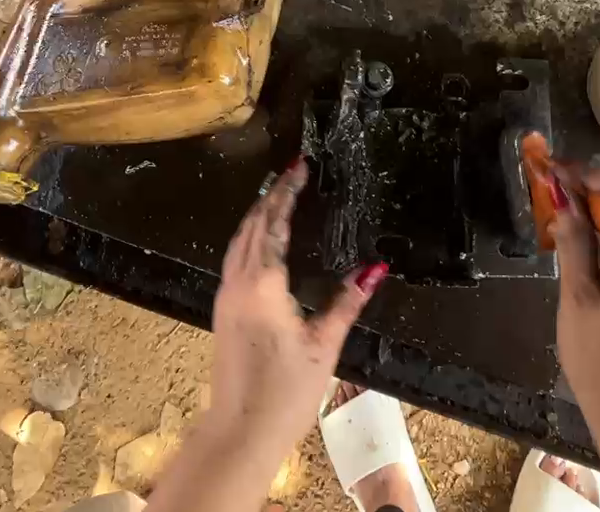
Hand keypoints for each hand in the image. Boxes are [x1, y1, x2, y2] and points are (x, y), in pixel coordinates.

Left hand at [210, 159, 387, 451]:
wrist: (240, 432)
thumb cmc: (286, 391)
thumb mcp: (324, 345)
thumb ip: (347, 301)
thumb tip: (376, 267)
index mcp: (263, 284)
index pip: (274, 224)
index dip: (287, 193)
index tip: (299, 166)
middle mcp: (239, 282)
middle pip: (252, 226)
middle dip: (271, 196)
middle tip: (291, 173)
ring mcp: (226, 296)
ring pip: (238, 240)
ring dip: (256, 214)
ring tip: (276, 195)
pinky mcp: (222, 310)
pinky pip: (234, 257)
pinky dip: (248, 236)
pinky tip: (260, 239)